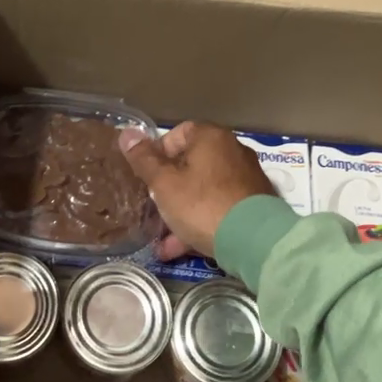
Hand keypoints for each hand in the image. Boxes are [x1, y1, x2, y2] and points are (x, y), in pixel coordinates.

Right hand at [118, 122, 274, 260]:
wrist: (255, 242)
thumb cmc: (202, 205)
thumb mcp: (164, 184)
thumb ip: (143, 160)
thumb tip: (126, 134)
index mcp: (211, 138)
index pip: (177, 134)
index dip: (157, 154)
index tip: (146, 177)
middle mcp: (232, 152)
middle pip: (191, 165)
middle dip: (168, 190)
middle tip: (151, 209)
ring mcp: (246, 179)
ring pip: (204, 191)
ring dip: (181, 212)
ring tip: (162, 239)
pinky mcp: (254, 205)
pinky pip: (219, 208)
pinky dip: (201, 222)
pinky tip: (180, 248)